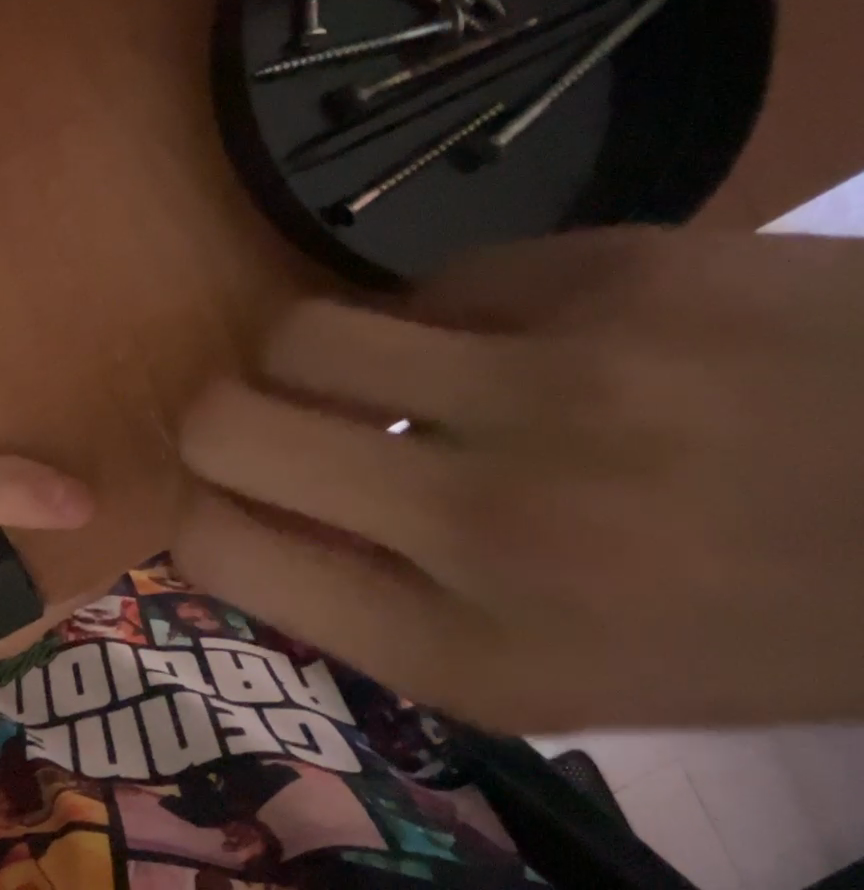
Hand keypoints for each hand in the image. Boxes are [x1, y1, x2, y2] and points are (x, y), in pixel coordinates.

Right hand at [172, 228, 863, 731]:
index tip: (228, 495)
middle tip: (271, 418)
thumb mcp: (546, 668)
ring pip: (297, 331)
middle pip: (221, 425)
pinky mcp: (612, 276)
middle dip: (219, 420)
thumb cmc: (750, 619)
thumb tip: (237, 512)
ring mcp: (554, 389)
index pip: (216, 549)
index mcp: (469, 653)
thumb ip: (373, 599)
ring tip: (386, 371)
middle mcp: (489, 528)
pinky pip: (430, 283)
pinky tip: (526, 337)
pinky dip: (444, 315)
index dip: (196, 510)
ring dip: (315, 355)